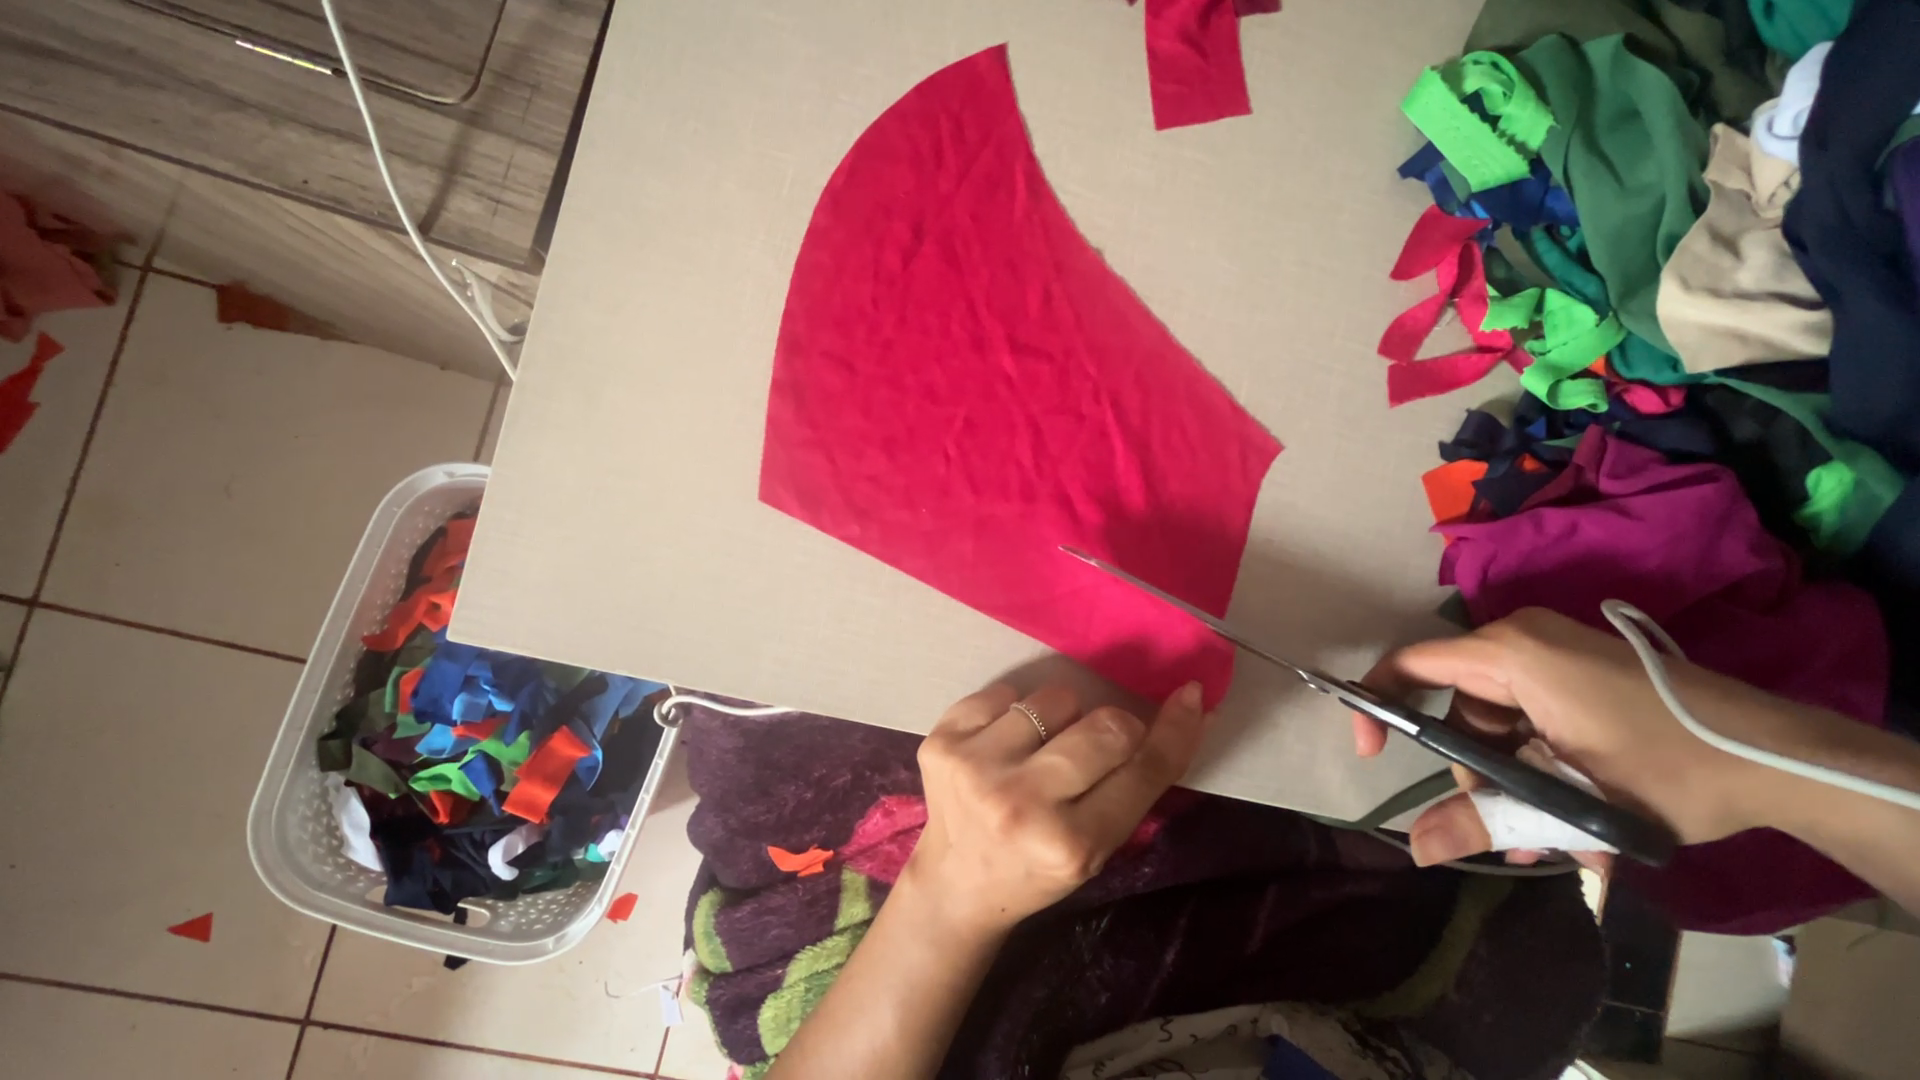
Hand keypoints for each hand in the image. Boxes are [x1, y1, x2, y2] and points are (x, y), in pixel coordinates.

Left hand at [901, 680, 1209, 937]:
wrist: (955, 884)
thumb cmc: (1037, 869)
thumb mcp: (1097, 848)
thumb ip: (1136, 786)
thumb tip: (1186, 709)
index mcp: (1071, 845)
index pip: (1143, 769)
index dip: (1175, 729)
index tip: (1190, 697)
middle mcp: (1021, 804)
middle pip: (1106, 725)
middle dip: (1115, 727)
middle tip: (1097, 747)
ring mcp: (975, 769)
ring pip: (1055, 698)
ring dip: (1061, 717)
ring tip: (1040, 752)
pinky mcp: (940, 743)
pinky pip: (1005, 692)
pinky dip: (1014, 711)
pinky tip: (1002, 745)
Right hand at [1352, 608, 1792, 866]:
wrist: (1784, 761)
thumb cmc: (1670, 768)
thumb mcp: (1569, 801)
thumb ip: (1481, 820)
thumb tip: (1413, 851)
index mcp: (1509, 653)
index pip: (1409, 665)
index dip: (1376, 705)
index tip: (1373, 756)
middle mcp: (1523, 642)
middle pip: (1460, 709)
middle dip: (1476, 773)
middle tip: (1507, 829)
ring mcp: (1555, 657)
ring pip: (1498, 723)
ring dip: (1515, 782)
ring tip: (1549, 841)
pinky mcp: (1580, 676)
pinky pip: (1532, 720)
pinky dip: (1540, 767)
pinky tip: (1571, 820)